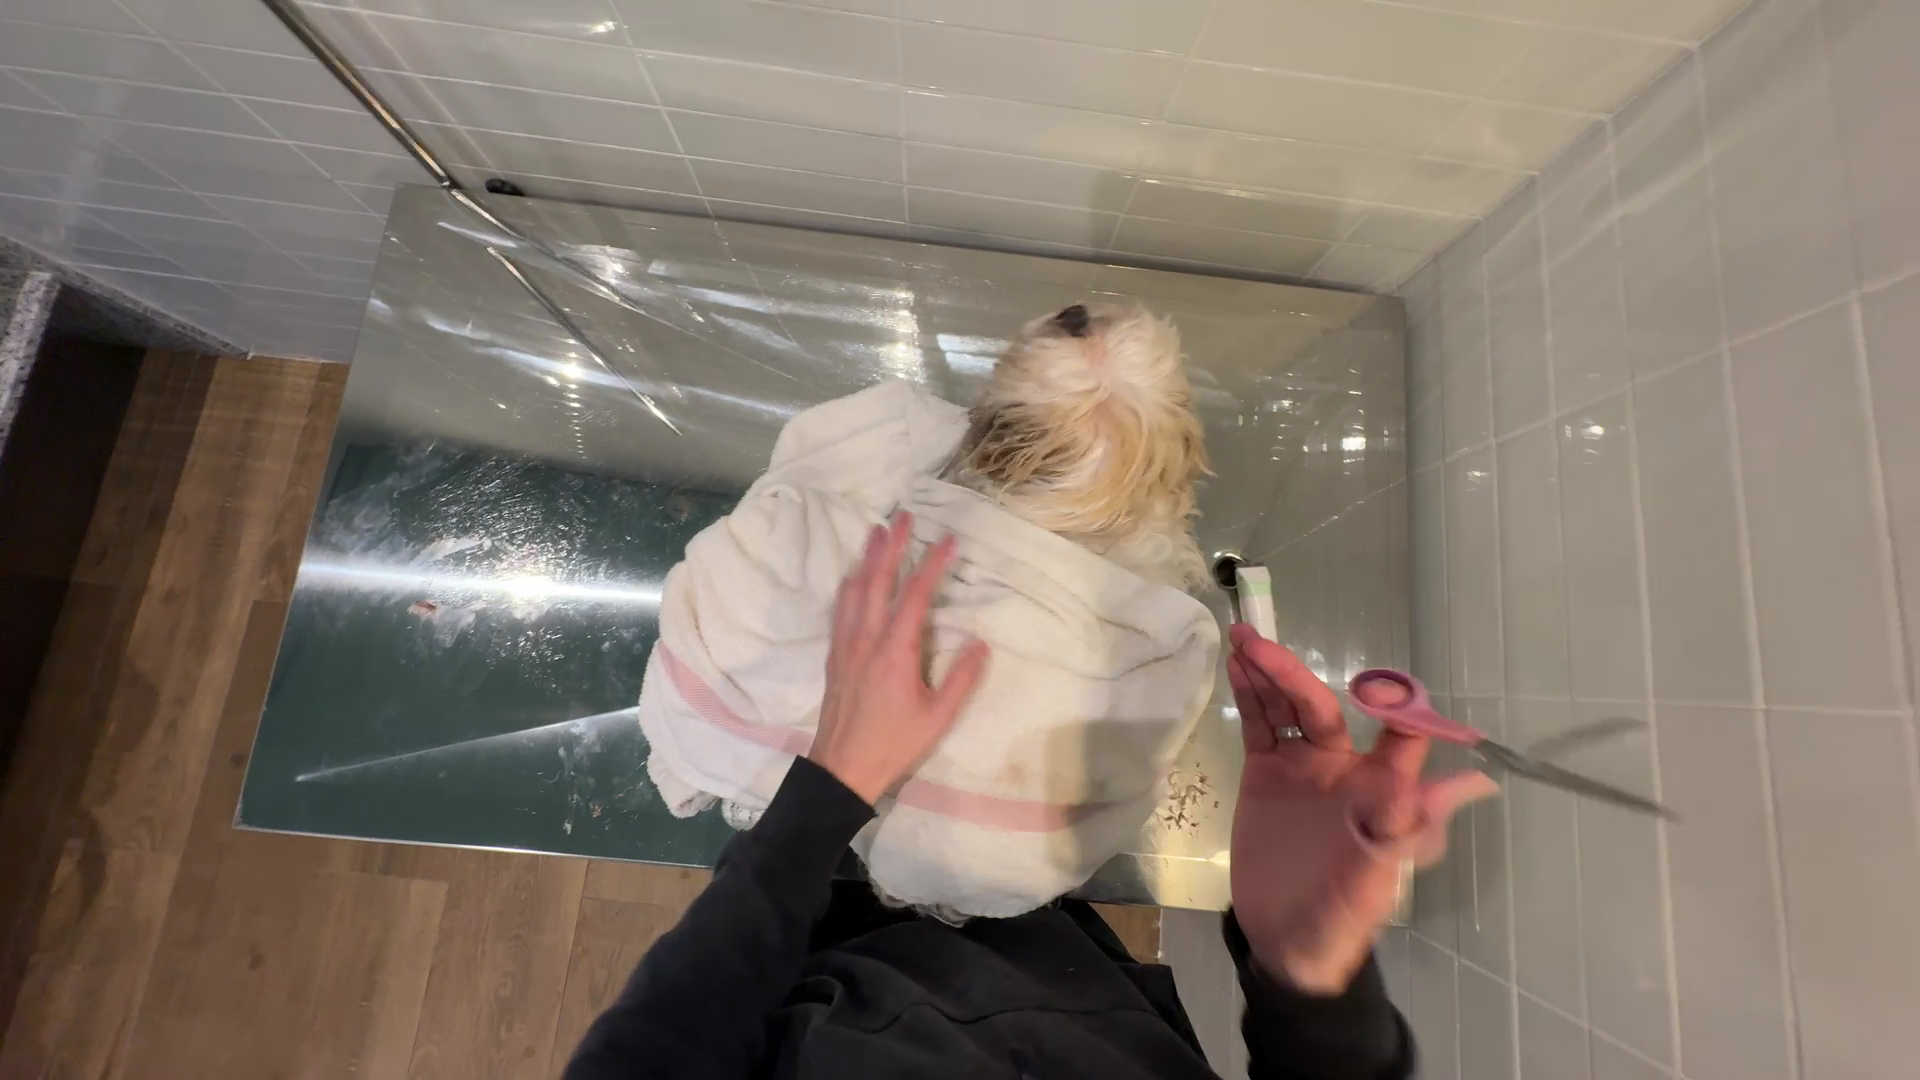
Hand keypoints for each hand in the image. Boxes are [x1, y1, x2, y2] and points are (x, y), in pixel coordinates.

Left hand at [809, 513, 989, 804]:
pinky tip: (853, 575)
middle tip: (903, 516)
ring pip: (854, 589)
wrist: (841, 768)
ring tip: (876, 531)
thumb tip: (980, 641)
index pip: (916, 595)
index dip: (933, 564)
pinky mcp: (834, 654)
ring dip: (866, 557)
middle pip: (878, 581)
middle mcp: (866, 638)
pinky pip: (841, 607)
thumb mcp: (938, 717)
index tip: (949, 540)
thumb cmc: (894, 744)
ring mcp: (845, 644)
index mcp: (894, 650)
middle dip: (892, 546)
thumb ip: (961, 678)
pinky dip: (849, 583)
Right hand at [1227, 624, 1496, 993]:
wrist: (1282, 934)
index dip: (1391, 704)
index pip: (1396, 735)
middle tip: (1259, 644)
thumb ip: (1411, 830)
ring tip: (1242, 641)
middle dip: (1292, 674)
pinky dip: (1249, 696)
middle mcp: (1343, 767)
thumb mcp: (1375, 880)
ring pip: (1287, 708)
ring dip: (1266, 673)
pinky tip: (1236, 667)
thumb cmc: (1337, 916)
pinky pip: (1260, 726)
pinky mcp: (1266, 771)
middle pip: (1321, 707)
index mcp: (1379, 789)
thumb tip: (1476, 784)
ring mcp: (1302, 766)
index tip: (1374, 686)